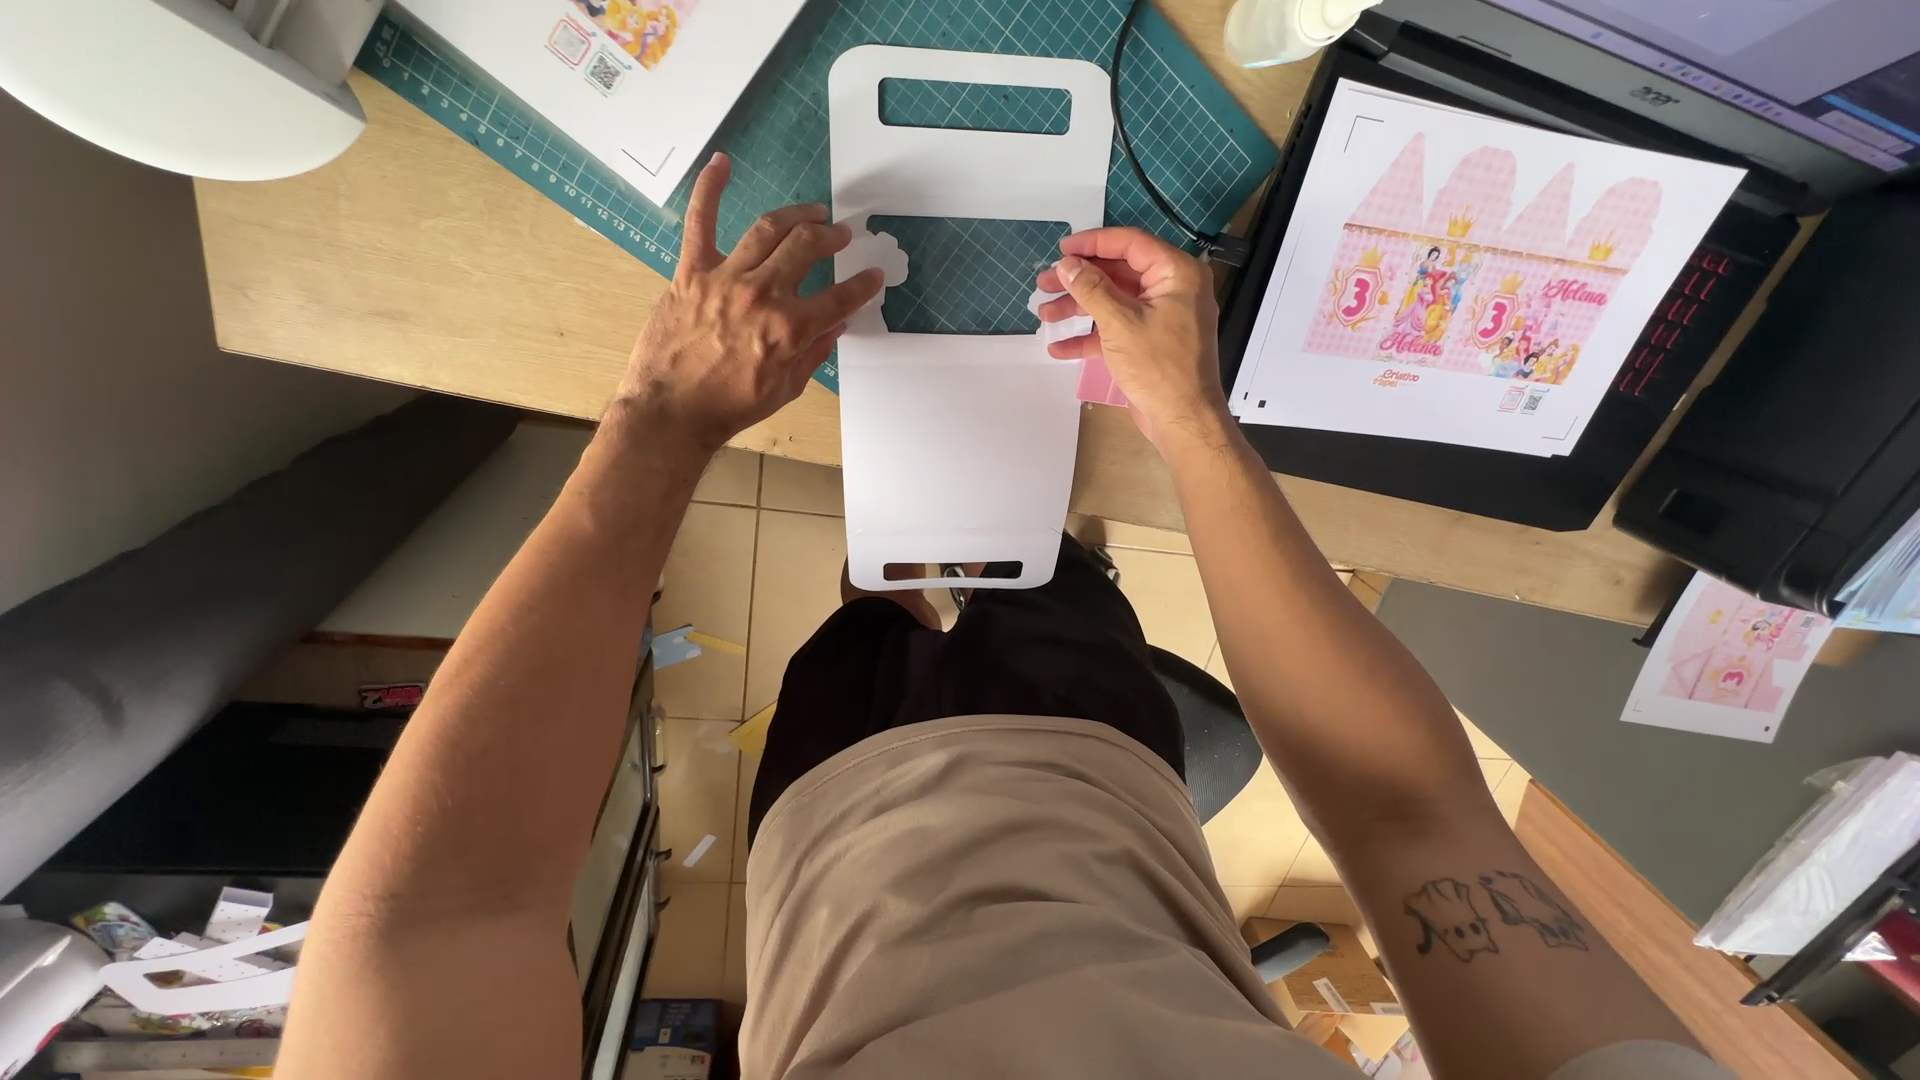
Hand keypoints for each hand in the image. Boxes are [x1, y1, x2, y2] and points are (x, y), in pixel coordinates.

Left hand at [616, 153, 883, 449]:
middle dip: (831, 237)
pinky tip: (721, 162)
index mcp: (790, 329)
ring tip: (813, 212)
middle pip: (807, 248)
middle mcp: (763, 295)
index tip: (873, 275)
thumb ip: (814, 353)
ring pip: (768, 229)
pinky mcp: (691, 272)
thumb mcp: (786, 388)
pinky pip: (700, 222)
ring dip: (797, 215)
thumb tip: (836, 327)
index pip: (840, 297)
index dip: (862, 285)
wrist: (673, 411)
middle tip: (840, 235)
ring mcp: (726, 279)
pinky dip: (709, 189)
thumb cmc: (731, 408)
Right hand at [1035, 227, 1228, 446]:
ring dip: (1078, 308)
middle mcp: (1171, 289)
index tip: (1061, 249)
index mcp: (1176, 273)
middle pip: (1117, 274)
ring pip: (1113, 302)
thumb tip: (1067, 264)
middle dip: (1079, 280)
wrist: (1183, 419)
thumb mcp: (1120, 323)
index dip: (1092, 243)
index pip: (1130, 244)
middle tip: (1044, 283)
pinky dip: (1090, 337)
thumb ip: (1091, 289)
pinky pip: (1116, 330)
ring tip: (1045, 314)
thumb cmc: (1159, 367)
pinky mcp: (1149, 342)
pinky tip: (1059, 347)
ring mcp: (1160, 317)